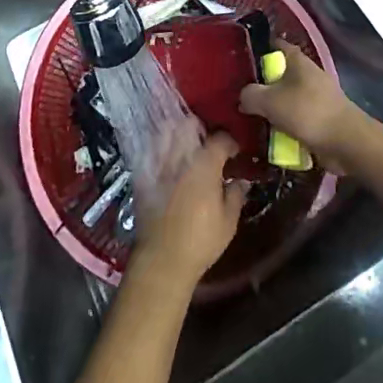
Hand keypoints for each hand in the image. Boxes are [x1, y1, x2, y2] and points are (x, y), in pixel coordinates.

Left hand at [132, 126, 245, 282]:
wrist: (163, 257)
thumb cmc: (201, 240)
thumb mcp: (228, 221)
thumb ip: (235, 194)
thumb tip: (240, 180)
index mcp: (204, 165)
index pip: (219, 139)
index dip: (229, 142)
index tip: (234, 151)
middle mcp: (179, 156)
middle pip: (188, 126)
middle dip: (200, 130)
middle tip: (208, 144)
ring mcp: (158, 162)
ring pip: (166, 132)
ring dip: (178, 133)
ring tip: (187, 146)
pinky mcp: (142, 172)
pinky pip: (151, 149)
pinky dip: (161, 148)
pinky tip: (168, 159)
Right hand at [239, 44, 364, 160]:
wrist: (347, 143)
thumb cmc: (307, 112)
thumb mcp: (269, 101)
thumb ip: (250, 95)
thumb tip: (244, 97)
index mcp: (298, 61)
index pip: (275, 45)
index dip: (258, 49)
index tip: (240, 58)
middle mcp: (308, 74)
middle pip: (279, 74)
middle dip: (262, 85)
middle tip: (240, 95)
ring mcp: (317, 97)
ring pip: (287, 98)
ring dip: (273, 109)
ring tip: (252, 118)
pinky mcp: (321, 118)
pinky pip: (297, 118)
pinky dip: (285, 126)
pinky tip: (271, 136)